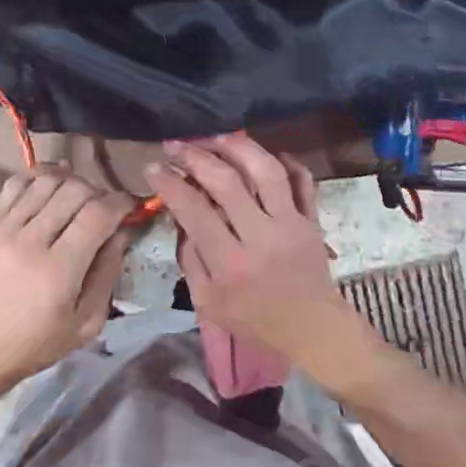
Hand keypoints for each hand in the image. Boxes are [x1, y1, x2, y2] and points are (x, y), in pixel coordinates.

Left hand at [0, 166, 135, 387]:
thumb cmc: (35, 343)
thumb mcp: (87, 323)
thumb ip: (108, 273)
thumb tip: (123, 231)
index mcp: (58, 271)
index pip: (97, 215)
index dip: (121, 203)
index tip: (130, 207)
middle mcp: (29, 242)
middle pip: (74, 190)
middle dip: (98, 192)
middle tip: (104, 208)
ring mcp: (3, 229)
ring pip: (45, 181)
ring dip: (70, 183)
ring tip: (78, 198)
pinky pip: (16, 185)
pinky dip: (38, 179)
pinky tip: (49, 190)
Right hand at [146, 135, 379, 378]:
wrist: (310, 329)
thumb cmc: (253, 318)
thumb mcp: (207, 301)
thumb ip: (190, 258)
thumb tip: (180, 215)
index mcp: (230, 263)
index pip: (194, 210)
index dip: (170, 183)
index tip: (154, 167)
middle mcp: (261, 237)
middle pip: (226, 182)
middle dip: (195, 156)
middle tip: (176, 145)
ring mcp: (291, 224)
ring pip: (267, 171)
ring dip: (238, 147)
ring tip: (215, 137)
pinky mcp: (311, 219)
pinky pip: (303, 180)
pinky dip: (286, 161)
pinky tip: (261, 154)